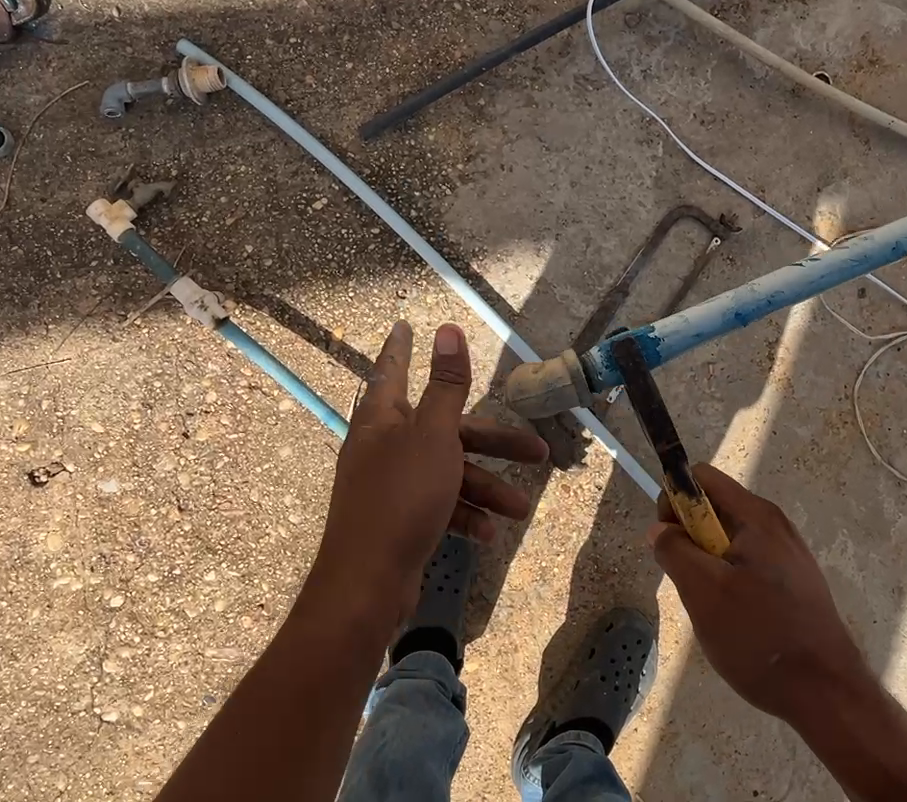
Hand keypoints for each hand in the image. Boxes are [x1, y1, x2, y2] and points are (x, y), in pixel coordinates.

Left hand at [316, 321, 547, 624]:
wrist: (368, 583)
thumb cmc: (401, 496)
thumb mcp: (434, 435)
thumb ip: (446, 384)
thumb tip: (447, 329)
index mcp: (383, 418)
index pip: (392, 369)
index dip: (401, 347)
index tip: (403, 324)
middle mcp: (383, 445)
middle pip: (444, 429)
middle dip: (492, 442)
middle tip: (538, 450)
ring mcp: (389, 485)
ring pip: (447, 471)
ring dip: (486, 488)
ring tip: (522, 508)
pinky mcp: (398, 519)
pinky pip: (438, 505)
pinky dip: (464, 515)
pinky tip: (490, 534)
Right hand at [648, 465, 870, 726]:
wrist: (827, 693)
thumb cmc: (759, 636)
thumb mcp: (703, 592)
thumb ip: (674, 551)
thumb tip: (659, 528)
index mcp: (756, 516)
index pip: (701, 478)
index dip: (675, 501)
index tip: (669, 543)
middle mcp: (775, 525)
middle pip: (715, 509)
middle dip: (691, 539)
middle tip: (692, 583)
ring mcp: (789, 553)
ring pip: (729, 541)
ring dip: (709, 566)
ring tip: (714, 608)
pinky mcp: (795, 581)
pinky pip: (748, 564)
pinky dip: (731, 582)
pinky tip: (736, 620)